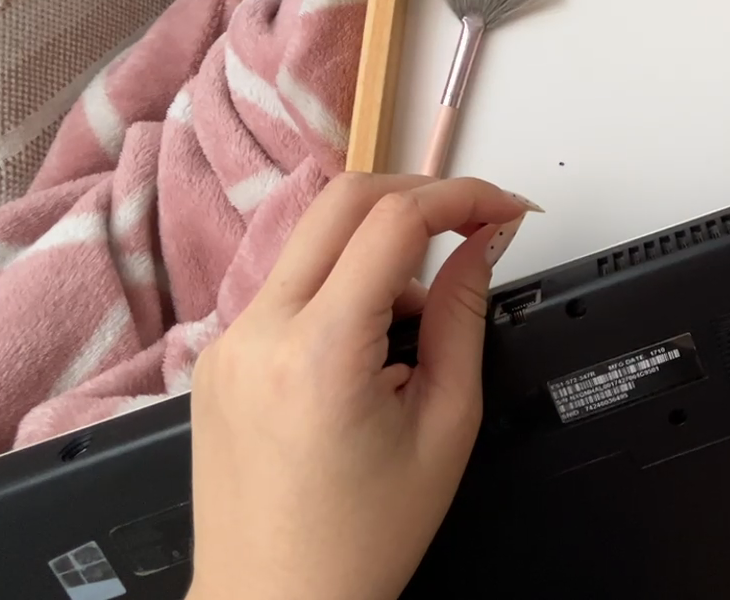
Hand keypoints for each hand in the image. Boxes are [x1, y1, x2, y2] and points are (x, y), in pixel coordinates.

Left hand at [185, 174, 533, 599]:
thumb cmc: (366, 534)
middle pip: (344, 199)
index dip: (464, 196)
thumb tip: (485, 239)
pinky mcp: (222, 352)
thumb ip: (464, 312)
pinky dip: (350, 277)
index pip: (395, 221)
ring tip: (419, 316)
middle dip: (422, 193)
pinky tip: (373, 338)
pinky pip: (296, 279)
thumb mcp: (447, 419)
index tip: (507, 210)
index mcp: (318, 352)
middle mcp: (258, 330)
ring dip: (386, 242)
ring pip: (319, 234)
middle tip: (473, 222)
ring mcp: (229, 339)